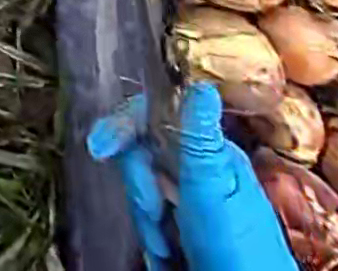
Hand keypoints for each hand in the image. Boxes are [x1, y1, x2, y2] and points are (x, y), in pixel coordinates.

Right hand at [87, 82, 298, 270]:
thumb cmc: (239, 253)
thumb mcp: (212, 191)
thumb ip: (198, 138)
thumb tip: (200, 84)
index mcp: (209, 150)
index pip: (153, 115)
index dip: (121, 125)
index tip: (98, 148)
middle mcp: (198, 169)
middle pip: (141, 154)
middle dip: (139, 187)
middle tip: (156, 219)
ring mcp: (191, 201)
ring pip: (142, 188)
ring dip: (145, 220)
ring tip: (167, 250)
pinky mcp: (184, 230)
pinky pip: (149, 220)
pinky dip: (151, 239)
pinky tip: (167, 258)